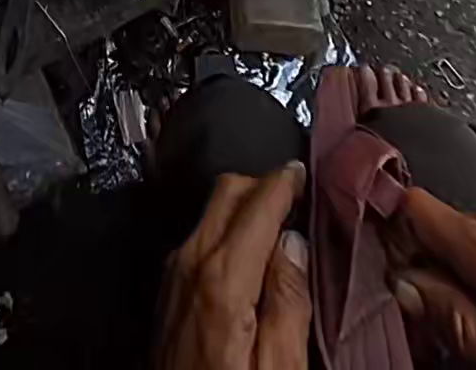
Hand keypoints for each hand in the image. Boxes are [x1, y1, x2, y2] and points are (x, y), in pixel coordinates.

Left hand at [155, 162, 310, 369]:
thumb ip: (288, 300)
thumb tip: (293, 242)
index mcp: (222, 276)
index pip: (256, 204)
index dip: (283, 183)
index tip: (304, 175)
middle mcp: (192, 259)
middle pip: (227, 191)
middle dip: (263, 183)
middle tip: (297, 197)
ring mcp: (176, 269)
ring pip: (213, 208)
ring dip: (246, 203)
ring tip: (282, 223)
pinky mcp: (171, 284)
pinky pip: (203, 233)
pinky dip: (230, 225)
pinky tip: (254, 250)